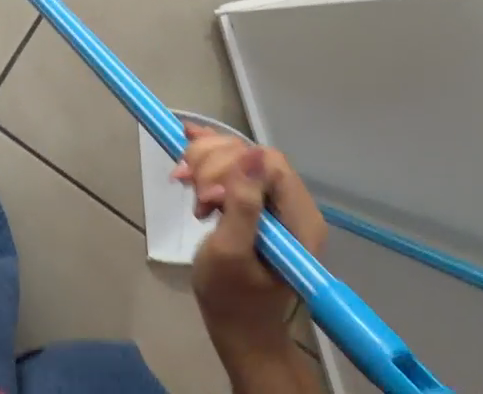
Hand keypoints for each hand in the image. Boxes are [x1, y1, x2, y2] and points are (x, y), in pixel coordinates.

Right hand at [171, 124, 326, 359]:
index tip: (201, 192)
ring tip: (183, 182)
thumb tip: (252, 155)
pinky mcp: (260, 205)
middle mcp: (295, 205)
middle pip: (251, 155)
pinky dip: (207, 168)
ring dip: (205, 164)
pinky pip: (234, 169)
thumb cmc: (231, 296)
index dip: (229, 165)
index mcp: (300, 220)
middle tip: (185, 184)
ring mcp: (277, 205)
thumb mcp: (230, 252)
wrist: (237, 327)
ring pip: (239, 157)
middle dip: (212, 163)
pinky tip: (187, 173)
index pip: (268, 163)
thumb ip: (242, 205)